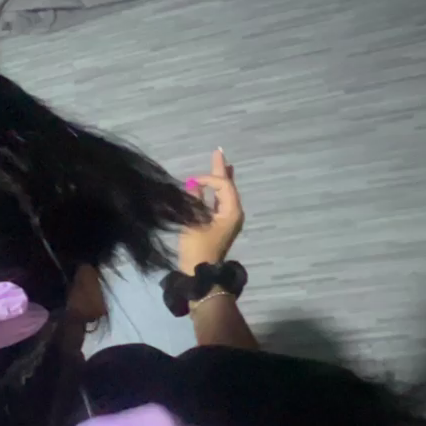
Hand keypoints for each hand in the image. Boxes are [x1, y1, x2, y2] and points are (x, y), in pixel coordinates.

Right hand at [177, 148, 243, 273]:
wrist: (200, 273)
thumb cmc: (197, 248)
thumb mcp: (193, 222)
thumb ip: (194, 202)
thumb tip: (193, 185)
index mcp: (231, 211)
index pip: (223, 186)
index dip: (209, 178)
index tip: (191, 181)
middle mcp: (233, 213)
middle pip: (228, 187)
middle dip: (221, 170)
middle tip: (219, 152)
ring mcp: (227, 220)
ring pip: (223, 195)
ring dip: (219, 180)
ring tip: (221, 165)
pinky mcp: (218, 226)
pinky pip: (218, 203)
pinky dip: (213, 193)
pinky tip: (208, 188)